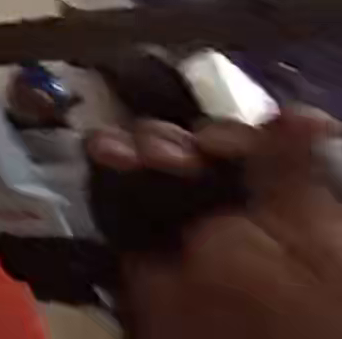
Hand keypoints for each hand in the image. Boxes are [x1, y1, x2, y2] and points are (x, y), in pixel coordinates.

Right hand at [86, 109, 341, 338]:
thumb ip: (292, 170)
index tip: (219, 140)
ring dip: (135, 141)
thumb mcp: (310, 233)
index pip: (256, 144)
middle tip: (174, 155)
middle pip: (192, 139)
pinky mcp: (126, 210)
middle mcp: (234, 198)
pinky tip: (106, 156)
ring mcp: (175, 206)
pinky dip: (102, 152)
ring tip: (134, 157)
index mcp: (289, 203)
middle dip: (174, 135)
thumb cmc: (297, 299)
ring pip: (143, 146)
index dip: (234, 130)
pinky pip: (105, 168)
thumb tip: (306, 112)